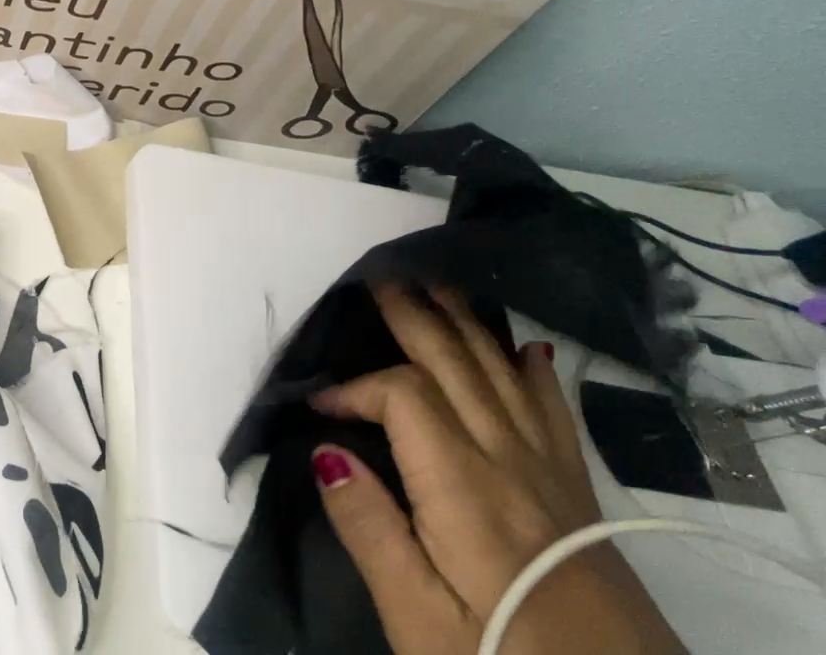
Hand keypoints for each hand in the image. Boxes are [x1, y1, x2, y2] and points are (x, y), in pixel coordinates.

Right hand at [310, 282, 686, 654]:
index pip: (402, 395)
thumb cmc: (497, 654)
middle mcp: (508, 462)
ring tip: (440, 288)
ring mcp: (549, 474)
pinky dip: (536, 374)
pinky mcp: (575, 495)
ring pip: (504, 377)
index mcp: (460, 485)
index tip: (316, 408)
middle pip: (457, 367)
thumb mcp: (416, 613)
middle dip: (416, 317)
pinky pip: (555, 415)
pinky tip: (529, 350)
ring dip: (468, 327)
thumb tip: (326, 449)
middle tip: (381, 275)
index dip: (353, 387)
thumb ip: (369, 527)